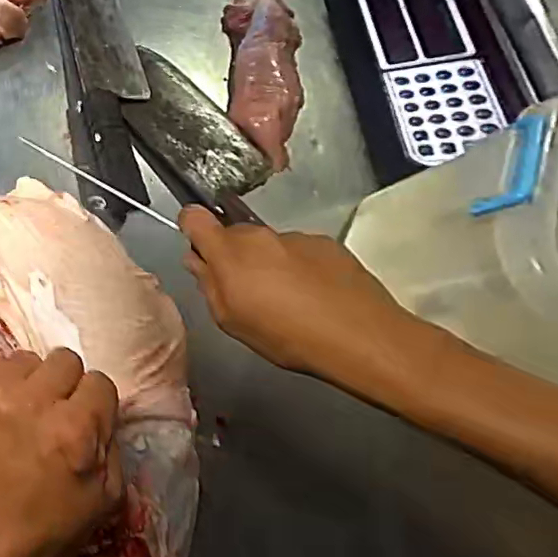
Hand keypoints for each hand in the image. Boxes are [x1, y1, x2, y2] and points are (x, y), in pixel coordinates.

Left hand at [0, 348, 123, 556]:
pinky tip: (5, 404)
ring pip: (30, 358)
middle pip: (66, 360)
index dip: (97, 403)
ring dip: (34, 380)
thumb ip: (112, 442)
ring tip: (27, 409)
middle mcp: (35, 400)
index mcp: (74, 428)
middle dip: (68, 386)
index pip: (100, 382)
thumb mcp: (107, 497)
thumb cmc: (50, 525)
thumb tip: (102, 409)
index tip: (87, 420)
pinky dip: (4, 378)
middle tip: (57, 412)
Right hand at [179, 206, 433, 383]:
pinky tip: (316, 296)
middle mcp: (259, 235)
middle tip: (248, 290)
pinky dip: (301, 267)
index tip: (202, 252)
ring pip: (268, 244)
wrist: (365, 340)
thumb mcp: (230, 320)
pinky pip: (301, 251)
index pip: (194, 217)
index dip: (192, 229)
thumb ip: (207, 284)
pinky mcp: (328, 244)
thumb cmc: (286, 335)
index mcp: (228, 251)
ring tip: (290, 298)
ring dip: (270, 263)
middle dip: (234, 256)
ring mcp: (296, 237)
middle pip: (234, 234)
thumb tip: (198, 261)